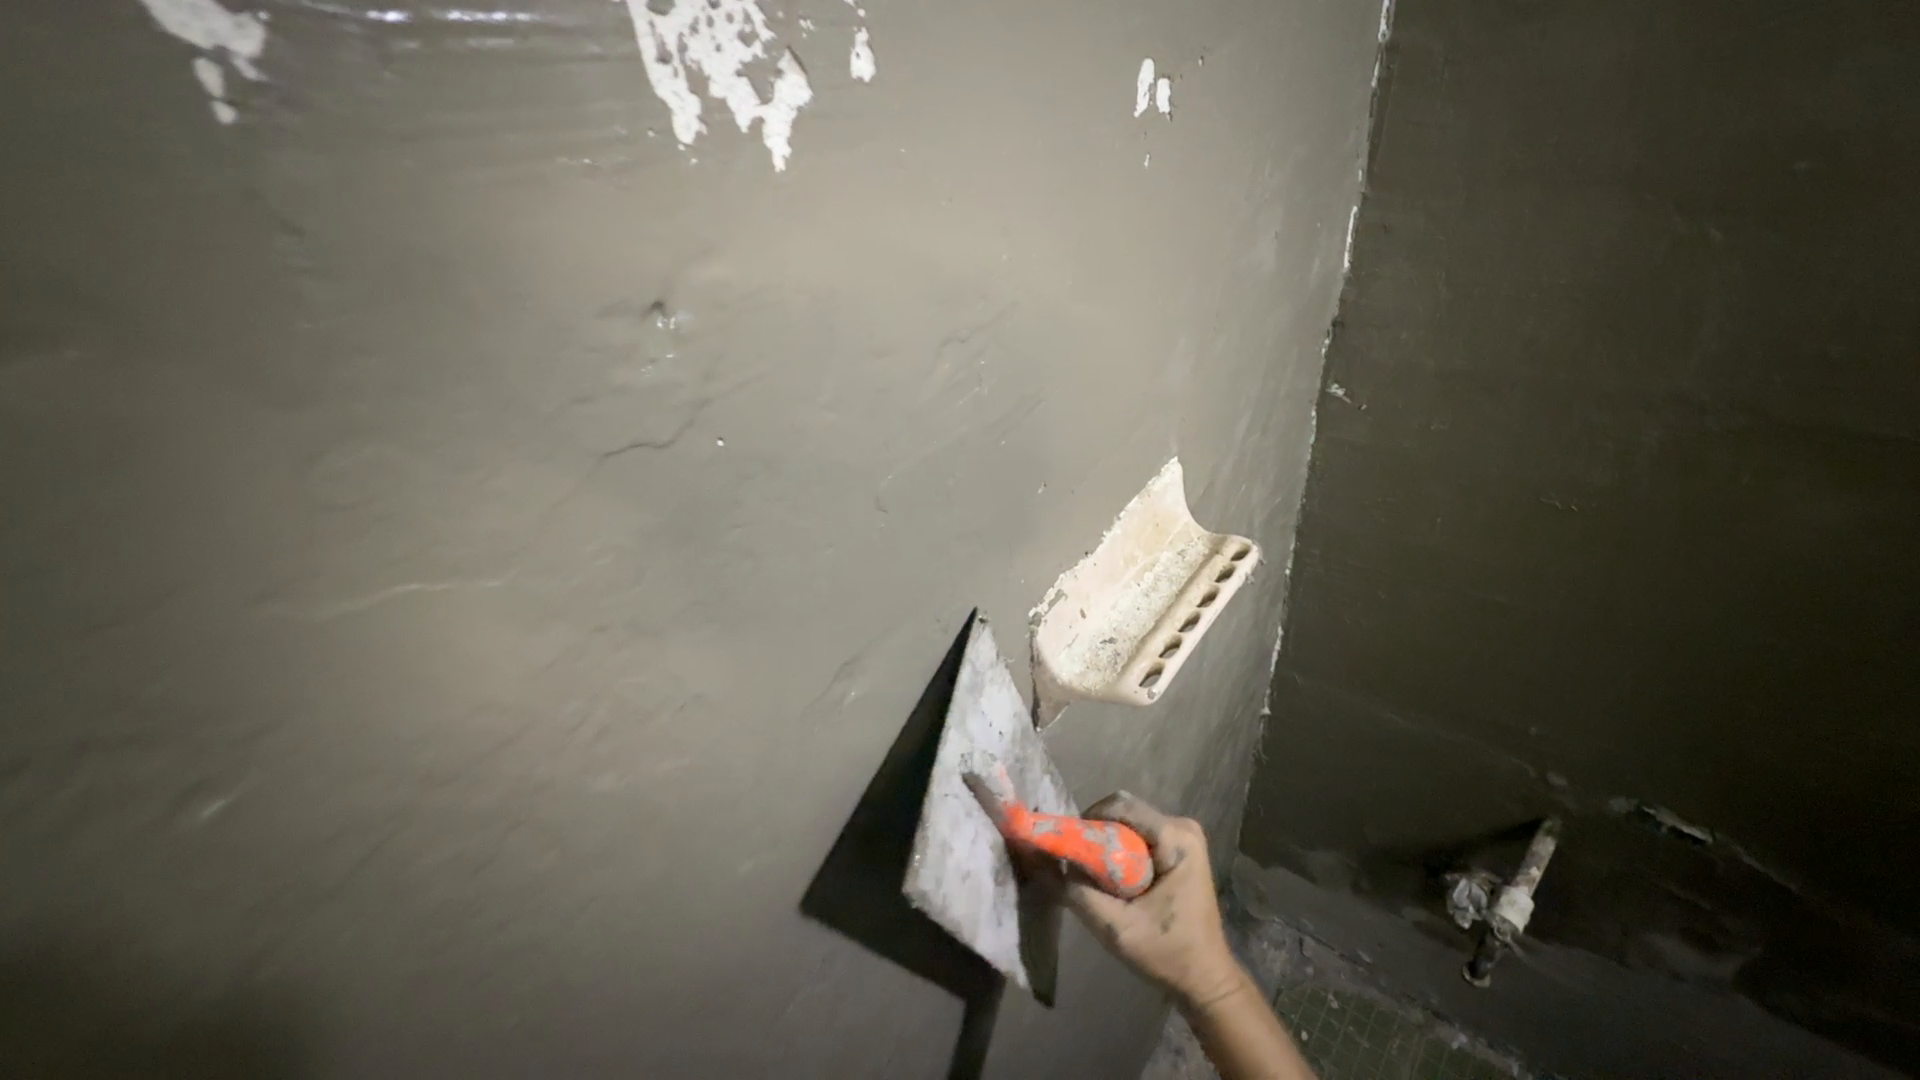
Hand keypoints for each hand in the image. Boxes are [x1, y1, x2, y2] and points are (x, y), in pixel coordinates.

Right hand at [1061, 791, 1243, 1010]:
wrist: (1204, 978)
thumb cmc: (1166, 953)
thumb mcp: (1114, 927)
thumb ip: (1076, 891)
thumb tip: (1043, 859)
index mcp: (1176, 838)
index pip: (1119, 807)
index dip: (1087, 823)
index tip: (1068, 850)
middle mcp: (1183, 826)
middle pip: (1123, 811)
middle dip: (1095, 835)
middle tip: (1079, 867)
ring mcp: (1183, 834)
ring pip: (1127, 821)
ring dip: (1106, 843)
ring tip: (1095, 877)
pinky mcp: (1178, 846)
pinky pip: (1137, 833)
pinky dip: (1119, 850)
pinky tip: (1114, 879)